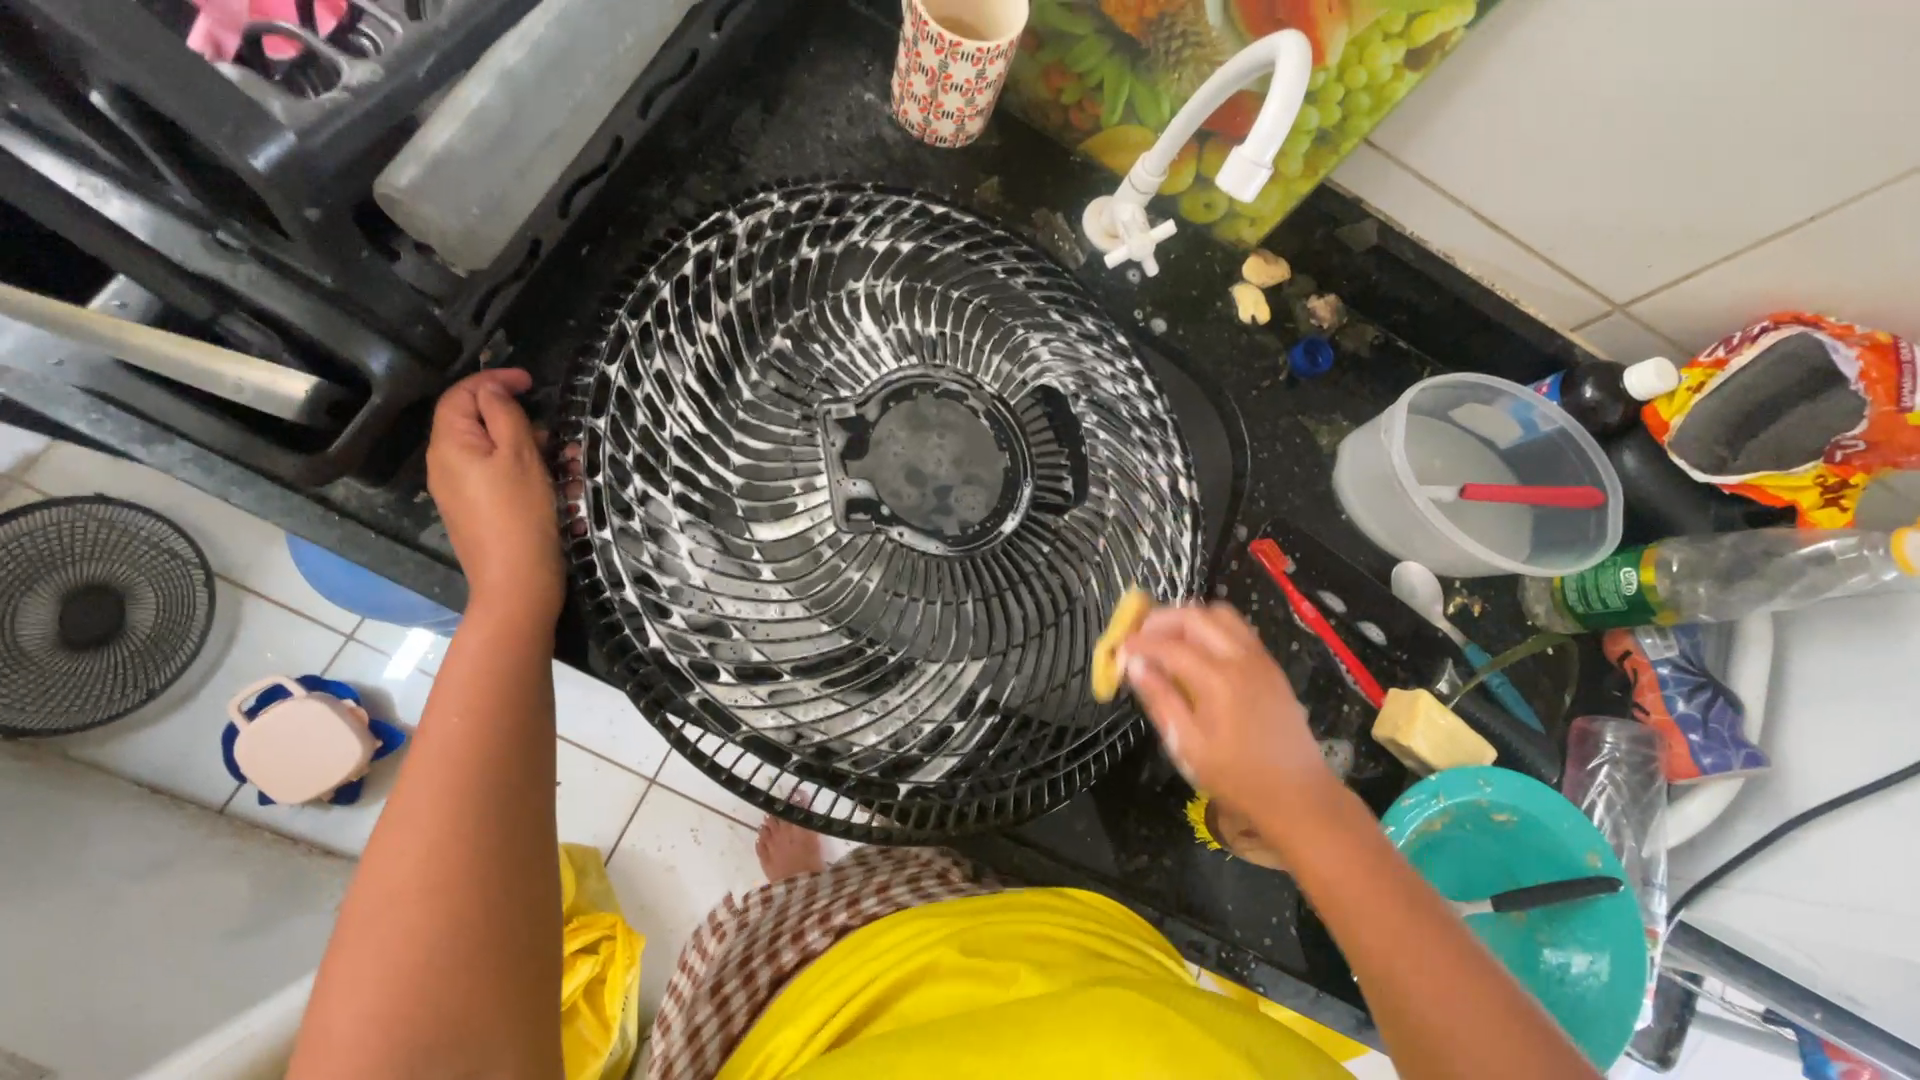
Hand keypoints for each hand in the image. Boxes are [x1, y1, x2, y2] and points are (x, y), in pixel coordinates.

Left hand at [426, 369, 564, 621]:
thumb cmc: (520, 514)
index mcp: (450, 445)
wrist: (517, 582)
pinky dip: (530, 474)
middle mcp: (447, 465)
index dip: (494, 380)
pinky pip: (503, 479)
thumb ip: (504, 414)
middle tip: (558, 433)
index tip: (531, 380)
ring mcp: (462, 490)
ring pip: (497, 453)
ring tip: (569, 464)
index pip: (462, 395)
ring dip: (534, 450)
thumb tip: (493, 389)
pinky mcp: (480, 511)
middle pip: (479, 424)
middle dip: (521, 421)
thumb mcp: (518, 454)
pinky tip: (561, 488)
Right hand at [1123, 603, 1332, 817]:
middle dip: (1160, 621)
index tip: (1118, 653)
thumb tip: (1133, 666)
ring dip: (1188, 619)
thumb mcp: (1187, 746)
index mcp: (1218, 681)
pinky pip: (1238, 629)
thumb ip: (1161, 700)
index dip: (1138, 645)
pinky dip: (1211, 628)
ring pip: (1220, 614)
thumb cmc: (1237, 778)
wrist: (1298, 794)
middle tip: (1138, 639)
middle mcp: (1241, 659)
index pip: (1168, 646)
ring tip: (1166, 640)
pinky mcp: (1271, 666)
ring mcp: (1260, 659)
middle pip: (1195, 617)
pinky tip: (1198, 652)